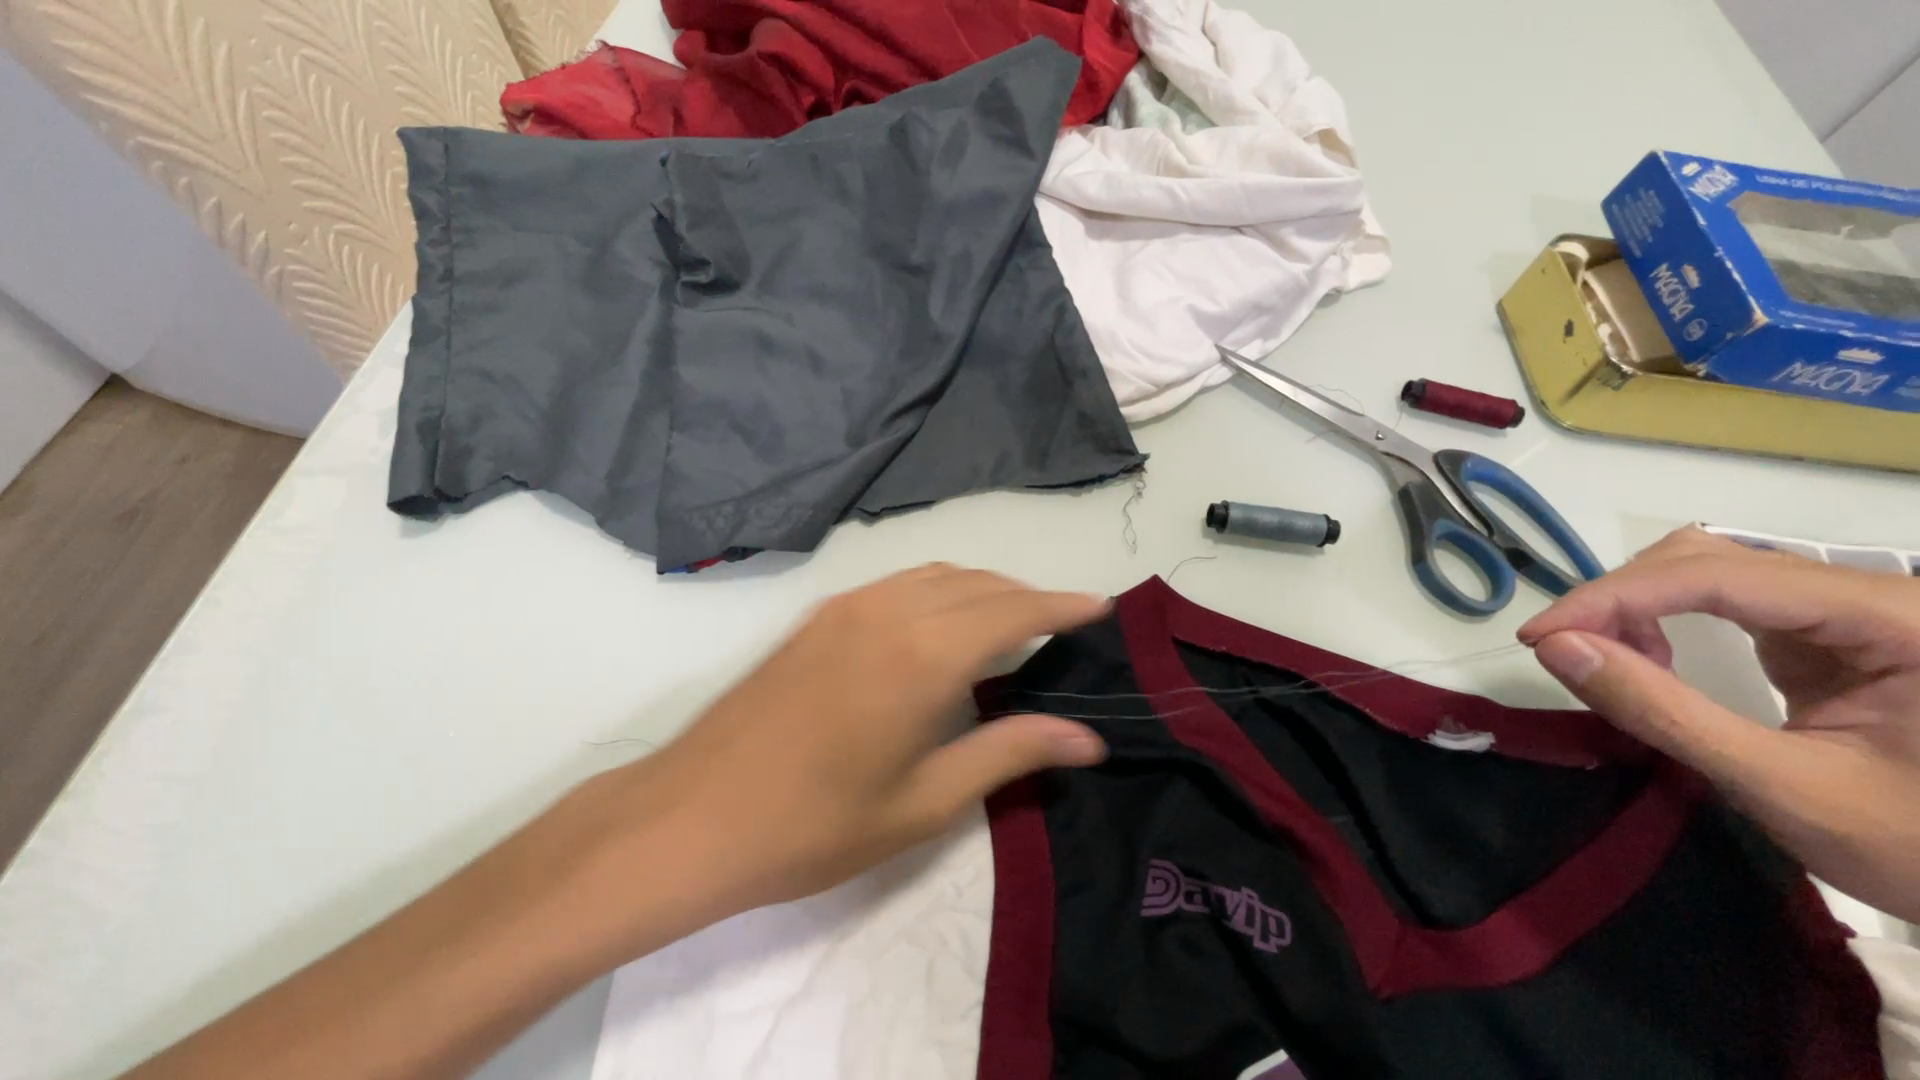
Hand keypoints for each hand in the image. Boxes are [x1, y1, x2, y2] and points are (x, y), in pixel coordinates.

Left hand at [562, 564, 1110, 938]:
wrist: (692, 817)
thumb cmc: (816, 825)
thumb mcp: (925, 801)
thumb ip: (1008, 753)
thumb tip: (1086, 736)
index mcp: (921, 656)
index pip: (1012, 610)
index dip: (1060, 606)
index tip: (1099, 606)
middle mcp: (886, 612)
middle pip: (976, 584)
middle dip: (1026, 596)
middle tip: (1061, 624)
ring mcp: (843, 609)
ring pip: (933, 576)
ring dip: (981, 588)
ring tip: (1010, 622)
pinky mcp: (814, 619)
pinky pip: (895, 584)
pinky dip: (936, 591)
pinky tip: (940, 627)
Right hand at [1519, 527, 1919, 922]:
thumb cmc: (1914, 847)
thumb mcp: (1781, 786)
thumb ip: (1664, 713)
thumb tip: (1555, 648)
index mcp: (1895, 619)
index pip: (1720, 575)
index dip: (1615, 597)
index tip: (1538, 637)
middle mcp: (1876, 594)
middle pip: (1713, 559)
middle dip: (1623, 598)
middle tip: (1561, 650)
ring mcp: (1853, 610)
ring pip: (1713, 570)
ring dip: (1639, 605)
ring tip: (1602, 656)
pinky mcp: (1832, 632)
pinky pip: (1728, 600)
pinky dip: (1667, 619)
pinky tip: (1647, 655)